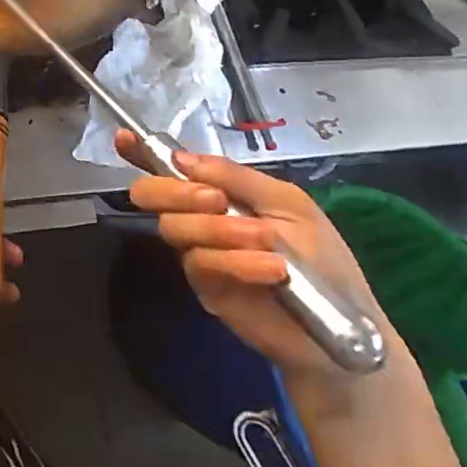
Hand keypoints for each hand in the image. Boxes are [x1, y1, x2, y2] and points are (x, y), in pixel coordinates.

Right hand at [116, 130, 386, 384]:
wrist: (345, 328)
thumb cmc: (323, 257)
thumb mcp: (289, 202)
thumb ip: (237, 178)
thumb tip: (181, 158)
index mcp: (218, 193)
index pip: (170, 169)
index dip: (140, 152)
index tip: (121, 138)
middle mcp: (199, 219)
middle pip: (153, 195)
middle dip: (176, 191)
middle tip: (213, 200)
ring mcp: (198, 253)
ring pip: (174, 228)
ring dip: (219, 229)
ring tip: (265, 241)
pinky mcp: (205, 288)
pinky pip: (200, 264)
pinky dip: (235, 261)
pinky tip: (270, 269)